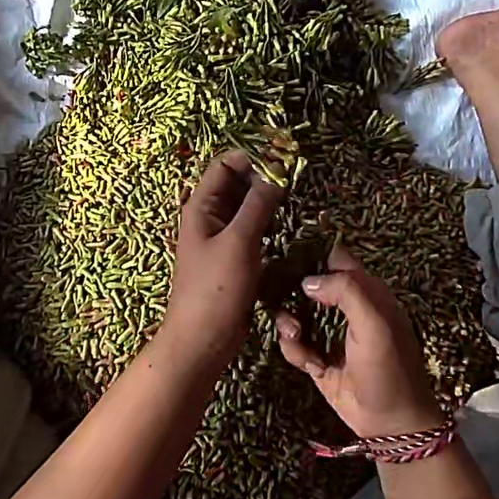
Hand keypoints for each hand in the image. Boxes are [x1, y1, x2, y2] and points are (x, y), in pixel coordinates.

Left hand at [165, 152, 285, 352]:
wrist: (203, 341)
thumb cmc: (215, 289)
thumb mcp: (239, 242)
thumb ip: (258, 204)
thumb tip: (277, 170)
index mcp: (201, 206)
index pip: (225, 165)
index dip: (252, 157)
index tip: (284, 159)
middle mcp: (209, 217)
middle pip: (237, 183)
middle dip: (264, 177)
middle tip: (297, 177)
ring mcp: (221, 238)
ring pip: (247, 207)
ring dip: (268, 200)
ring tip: (297, 197)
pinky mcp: (234, 257)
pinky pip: (252, 229)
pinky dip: (268, 222)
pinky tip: (289, 224)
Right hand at [276, 246, 442, 438]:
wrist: (390, 424)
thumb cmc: (389, 369)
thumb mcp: (375, 324)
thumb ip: (346, 291)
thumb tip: (307, 281)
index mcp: (366, 291)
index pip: (336, 258)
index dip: (313, 254)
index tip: (287, 255)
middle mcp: (345, 307)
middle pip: (308, 283)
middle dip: (291, 290)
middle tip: (280, 297)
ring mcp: (328, 332)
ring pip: (295, 312)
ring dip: (289, 322)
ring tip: (295, 335)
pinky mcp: (315, 356)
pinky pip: (293, 342)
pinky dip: (294, 349)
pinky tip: (310, 363)